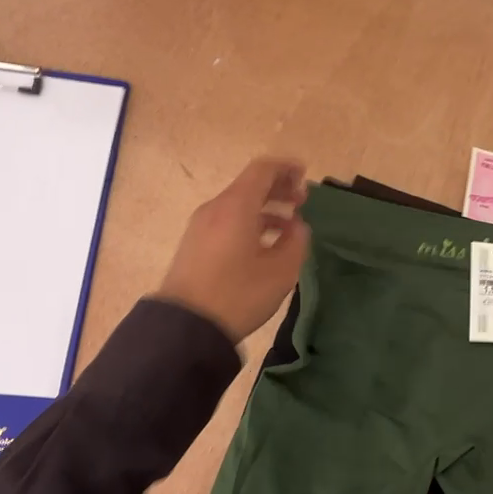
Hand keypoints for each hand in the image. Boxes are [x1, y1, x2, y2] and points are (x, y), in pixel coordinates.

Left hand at [156, 157, 310, 343]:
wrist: (186, 325)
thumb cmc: (239, 293)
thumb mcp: (281, 270)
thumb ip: (297, 241)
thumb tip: (297, 226)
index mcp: (237, 206)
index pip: (263, 170)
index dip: (286, 168)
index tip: (305, 175)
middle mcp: (216, 208)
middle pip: (250, 185)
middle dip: (279, 189)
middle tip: (302, 202)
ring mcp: (201, 226)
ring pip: (239, 205)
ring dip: (266, 209)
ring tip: (289, 227)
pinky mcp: (195, 244)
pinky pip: (227, 220)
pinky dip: (250, 222)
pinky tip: (265, 244)